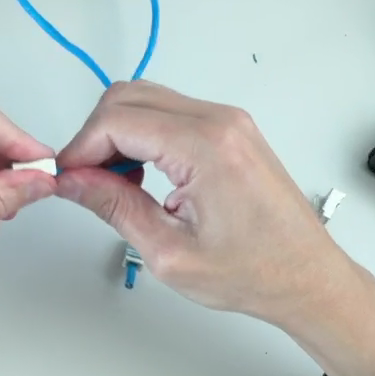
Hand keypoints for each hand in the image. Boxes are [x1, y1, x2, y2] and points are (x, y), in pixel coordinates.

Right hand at [55, 81, 374, 375]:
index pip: (117, 120)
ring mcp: (227, 122)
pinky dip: (141, 137)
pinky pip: (169, 114)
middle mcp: (219, 121)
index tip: (66, 178)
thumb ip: (114, 207)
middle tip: (85, 181)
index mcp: (205, 147)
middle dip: (95, 136)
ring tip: (114, 184)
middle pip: (128, 98)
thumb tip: (73, 181)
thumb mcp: (168, 252)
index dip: (81, 148)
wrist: (307, 277)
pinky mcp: (229, 130)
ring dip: (117, 135)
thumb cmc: (255, 271)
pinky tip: (140, 177)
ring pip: (146, 101)